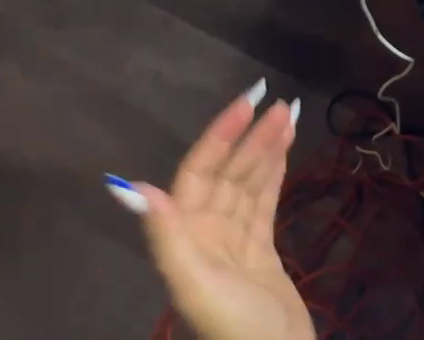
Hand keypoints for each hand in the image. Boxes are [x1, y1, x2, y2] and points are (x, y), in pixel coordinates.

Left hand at [117, 83, 312, 339]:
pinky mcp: (258, 251)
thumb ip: (167, 237)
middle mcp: (205, 234)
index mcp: (186, 238)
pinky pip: (264, 201)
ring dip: (266, 149)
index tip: (246, 104)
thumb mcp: (197, 285)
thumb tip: (135, 186)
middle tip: (279, 105)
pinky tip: (286, 149)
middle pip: (228, 173)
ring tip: (288, 116)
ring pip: (248, 183)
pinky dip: (275, 172)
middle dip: (251, 137)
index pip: (199, 173)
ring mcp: (233, 242)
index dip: (220, 136)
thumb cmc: (234, 329)